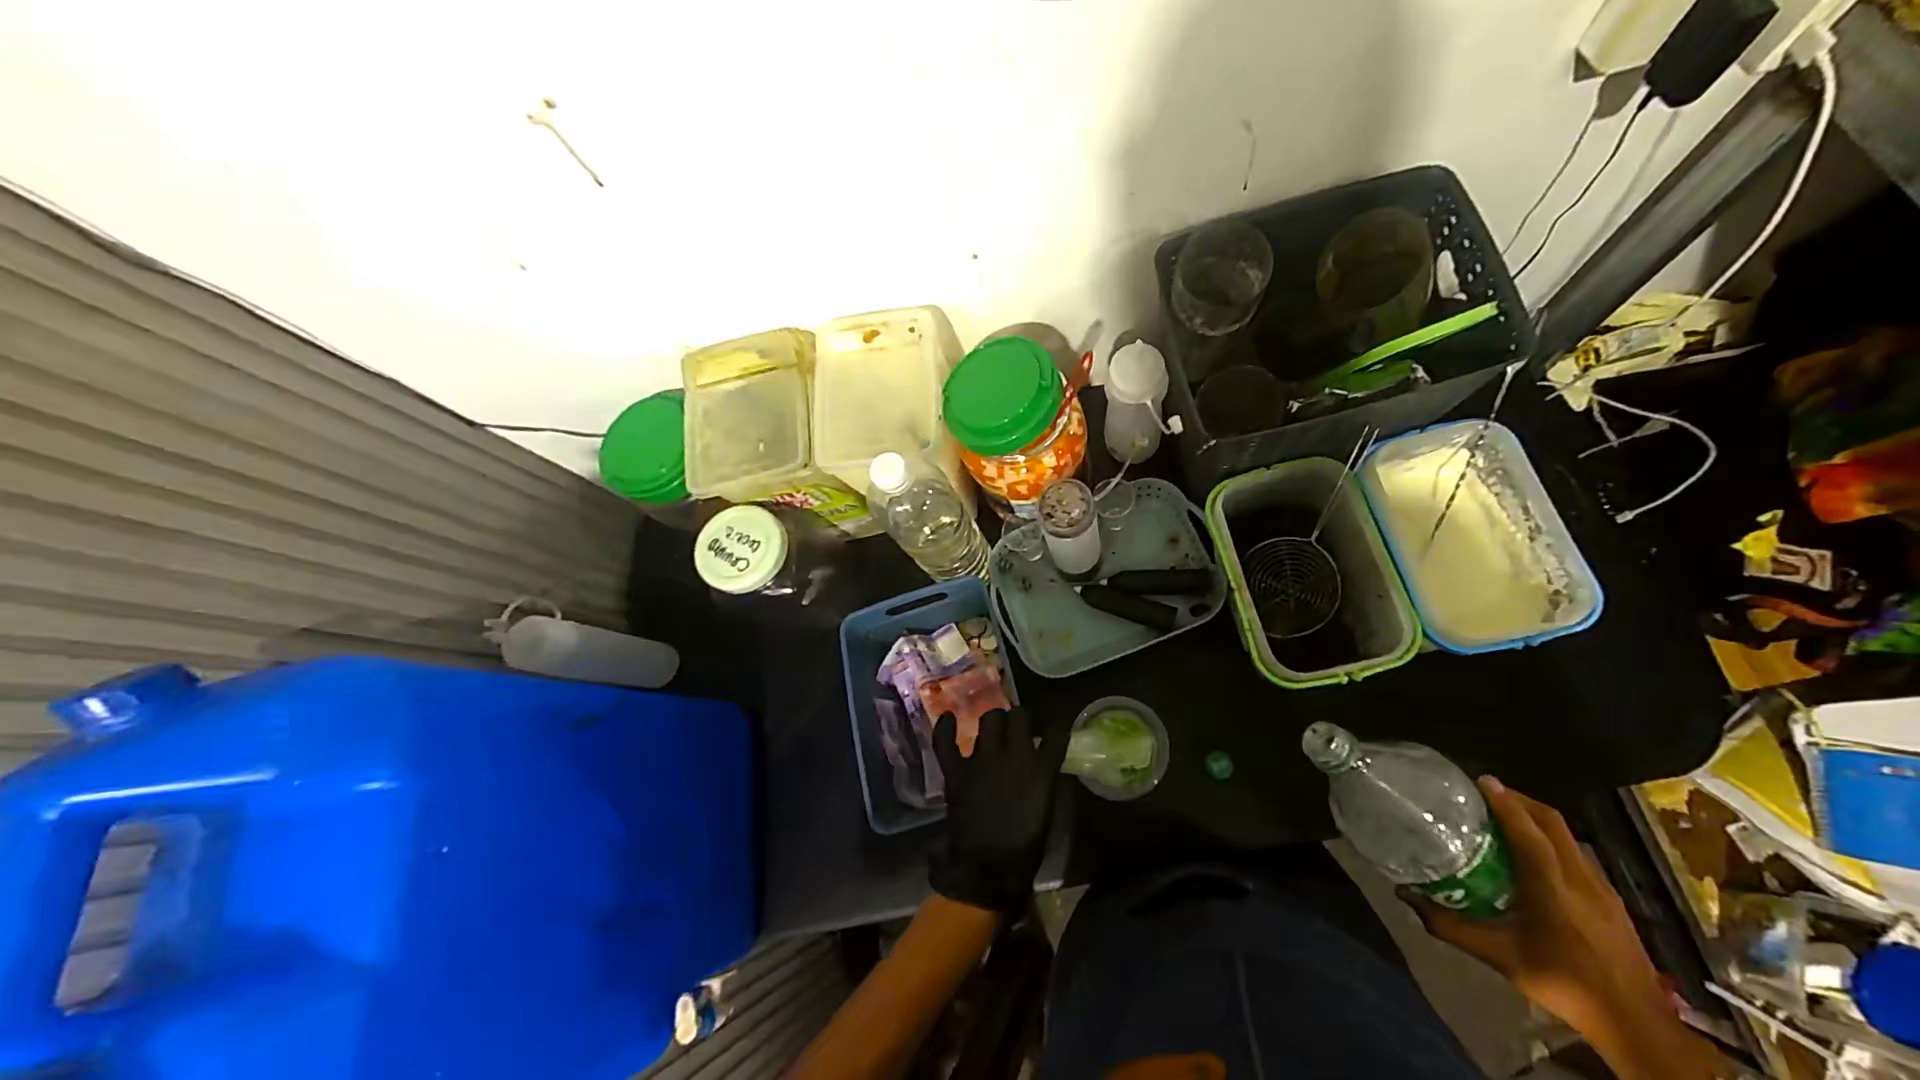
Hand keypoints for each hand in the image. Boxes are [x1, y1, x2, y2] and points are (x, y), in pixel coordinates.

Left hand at [930, 706, 1067, 915]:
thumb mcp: (1046, 809)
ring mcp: (983, 760)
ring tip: (993, 728)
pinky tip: (950, 718)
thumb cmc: (1025, 847)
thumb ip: (1045, 780)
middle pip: (1019, 716)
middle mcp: (1015, 756)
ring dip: (993, 721)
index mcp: (1042, 770)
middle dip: (1019, 718)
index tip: (1048, 731)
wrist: (990, 869)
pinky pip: (946, 742)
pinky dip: (945, 728)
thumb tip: (1041, 761)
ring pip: (989, 720)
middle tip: (1017, 728)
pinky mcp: (957, 771)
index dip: (1053, 727)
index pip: (1056, 732)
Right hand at [1409, 777, 1665, 1034]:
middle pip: (1553, 822)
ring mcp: (1601, 888)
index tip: (1480, 781)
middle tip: (1487, 794)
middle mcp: (1580, 878)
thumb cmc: (1562, 982)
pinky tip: (1534, 856)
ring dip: (1537, 818)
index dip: (1504, 803)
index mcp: (1553, 887)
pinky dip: (1551, 839)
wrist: (1634, 1021)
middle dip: (1520, 800)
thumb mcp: (1498, 957)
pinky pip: (1577, 853)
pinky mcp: (1611, 900)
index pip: (1528, 832)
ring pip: (1568, 836)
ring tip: (1505, 817)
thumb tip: (1405, 896)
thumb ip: (1450, 925)